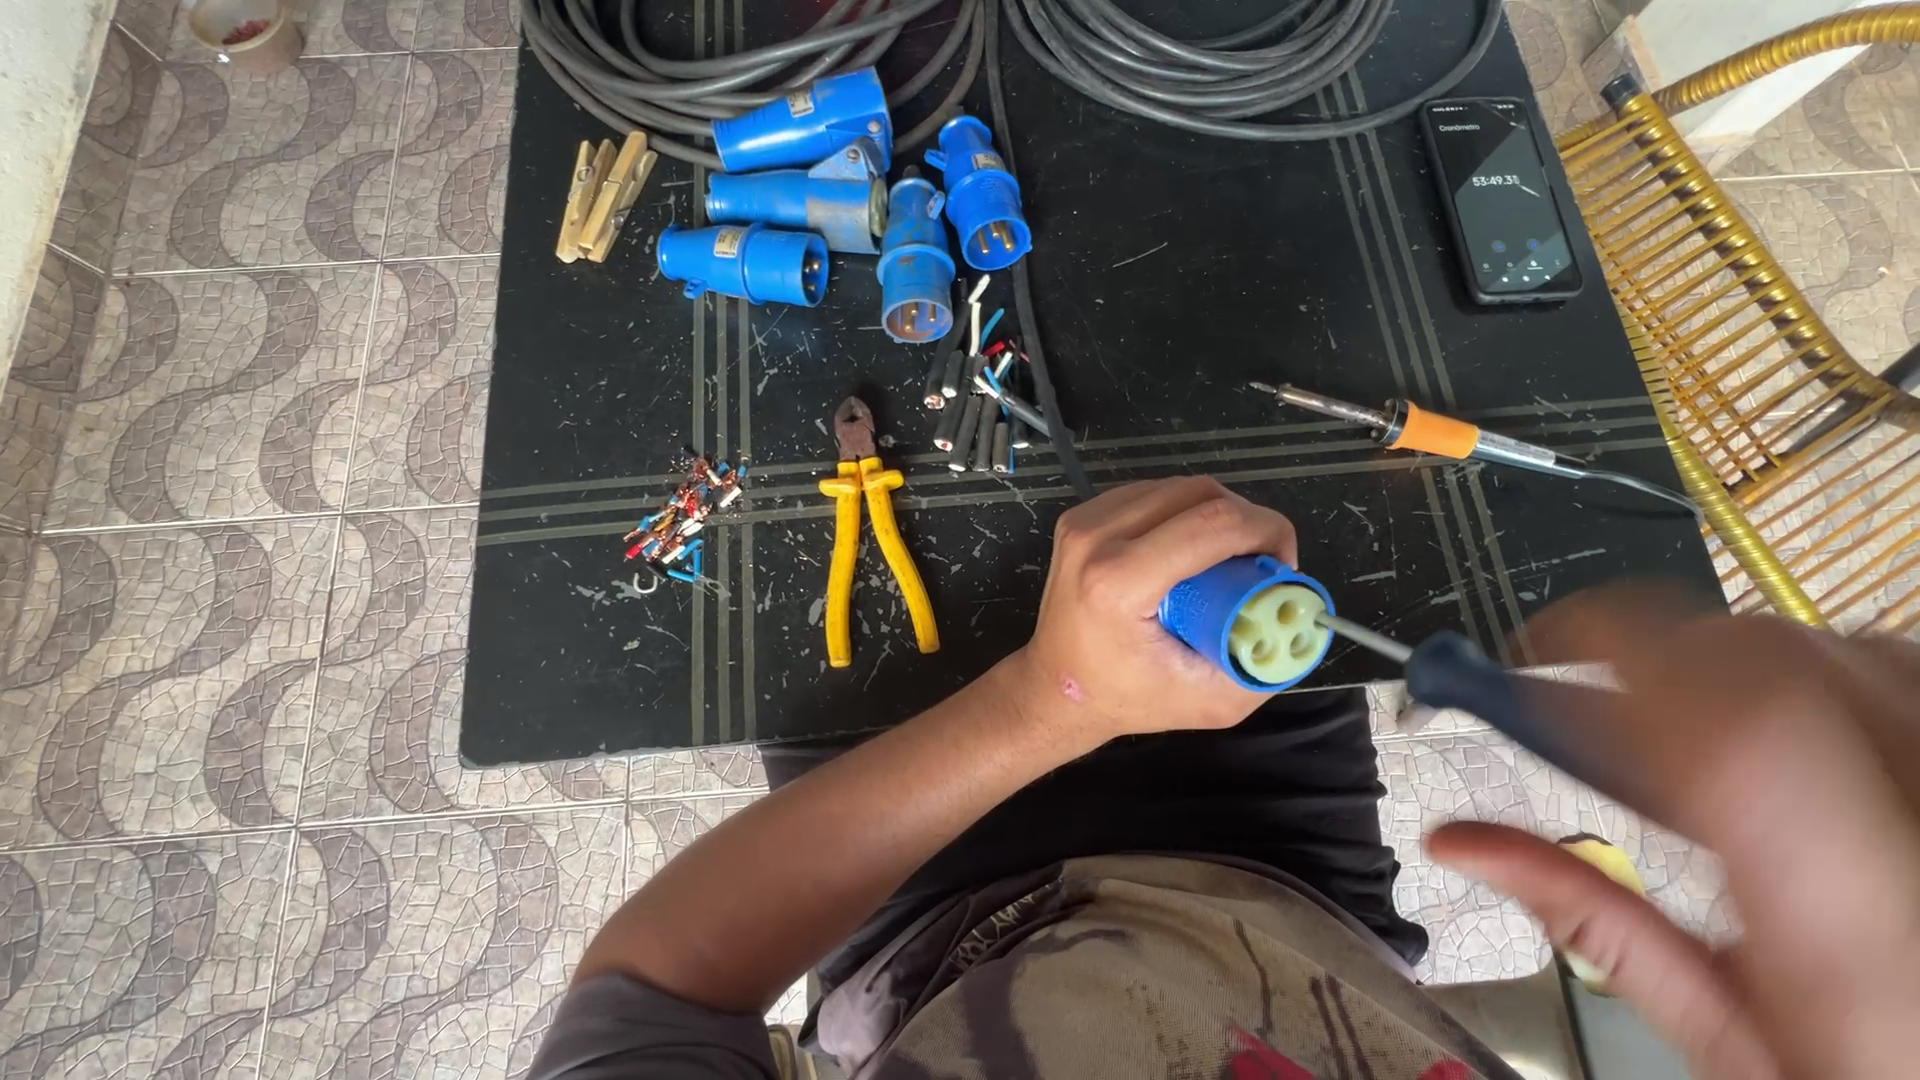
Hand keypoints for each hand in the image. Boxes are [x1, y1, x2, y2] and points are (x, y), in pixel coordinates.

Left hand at [1004, 476, 1299, 742]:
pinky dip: (1182, 511)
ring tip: (1226, 559)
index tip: (1281, 567)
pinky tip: (1188, 547)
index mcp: (1119, 583)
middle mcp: (1096, 540)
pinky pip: (1150, 493)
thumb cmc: (1128, 698)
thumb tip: (1303, 619)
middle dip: (1248, 521)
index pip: (1215, 523)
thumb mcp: (1210, 702)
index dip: (1267, 533)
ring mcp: (1083, 523)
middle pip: (1200, 493)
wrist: (1057, 687)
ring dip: (1216, 513)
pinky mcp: (1080, 517)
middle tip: (1260, 564)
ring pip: (1177, 486)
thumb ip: (1265, 664)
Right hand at [1426, 587, 1919, 1079]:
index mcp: (1851, 948)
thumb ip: (1596, 924)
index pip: (1735, 740)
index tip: (1537, 651)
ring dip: (1751, 668)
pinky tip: (1808, 736)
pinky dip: (1833, 677)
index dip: (1616, 655)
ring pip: (1851, 650)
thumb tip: (1460, 840)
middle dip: (1663, 657)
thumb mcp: (1729, 1044)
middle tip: (1612, 703)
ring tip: (1710, 728)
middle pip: (1782, 664)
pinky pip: (1902, 666)